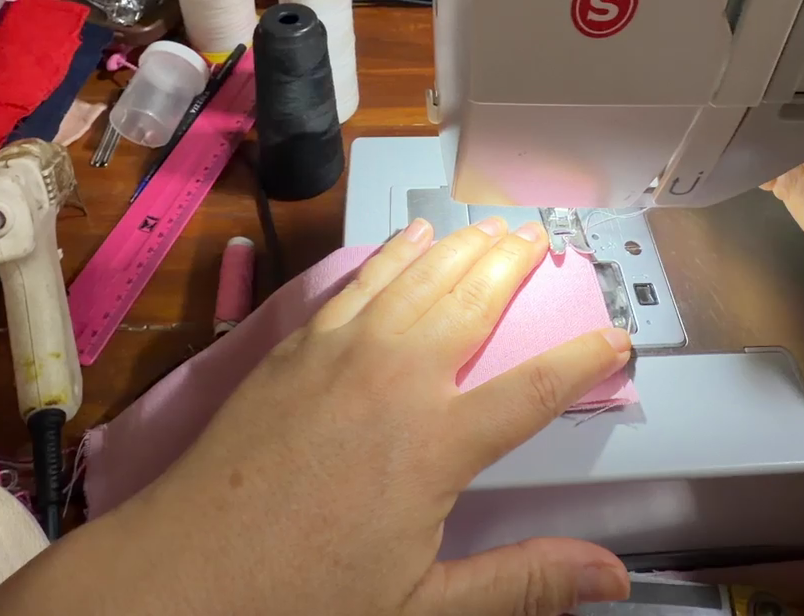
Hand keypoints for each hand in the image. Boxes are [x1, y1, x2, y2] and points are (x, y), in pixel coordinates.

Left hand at [101, 217, 633, 614]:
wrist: (188, 570)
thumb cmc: (305, 596)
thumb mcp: (425, 604)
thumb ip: (523, 582)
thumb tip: (610, 575)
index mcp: (440, 443)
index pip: (537, 388)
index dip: (585, 357)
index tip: (614, 335)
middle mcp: (403, 376)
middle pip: (478, 300)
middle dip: (518, 264)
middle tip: (543, 237)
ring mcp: (350, 347)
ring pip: (426, 276)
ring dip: (466, 246)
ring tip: (496, 226)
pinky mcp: (306, 338)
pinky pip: (365, 278)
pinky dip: (397, 251)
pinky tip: (416, 234)